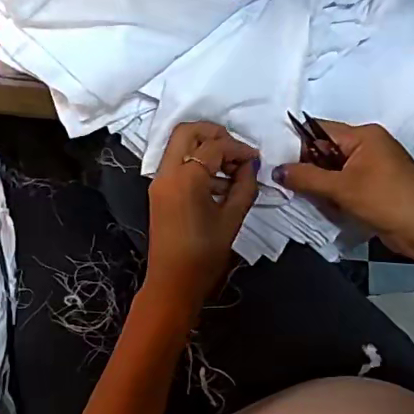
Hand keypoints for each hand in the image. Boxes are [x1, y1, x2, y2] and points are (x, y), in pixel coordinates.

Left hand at [145, 121, 259, 301]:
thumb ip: (244, 186)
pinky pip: (176, 166)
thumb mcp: (232, 218)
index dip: (238, 148)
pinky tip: (218, 185)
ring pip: (179, 147)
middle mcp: (167, 174)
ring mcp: (159, 183)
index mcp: (186, 178)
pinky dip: (196, 165)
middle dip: (214, 134)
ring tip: (231, 172)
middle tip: (236, 151)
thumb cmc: (204, 255)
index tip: (254, 159)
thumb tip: (249, 166)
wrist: (173, 282)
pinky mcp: (159, 193)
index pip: (214, 146)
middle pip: (187, 132)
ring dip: (205, 150)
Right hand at [275, 121, 413, 256]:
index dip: (296, 144)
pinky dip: (332, 194)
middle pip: (324, 150)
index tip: (275, 162)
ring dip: (320, 185)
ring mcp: (373, 166)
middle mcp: (368, 145)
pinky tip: (327, 206)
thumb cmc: (388, 202)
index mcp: (363, 135)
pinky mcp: (374, 185)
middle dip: (307, 168)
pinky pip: (344, 183)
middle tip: (287, 185)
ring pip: (332, 170)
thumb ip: (306, 177)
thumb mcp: (342, 188)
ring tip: (308, 198)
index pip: (318, 129)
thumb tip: (276, 170)